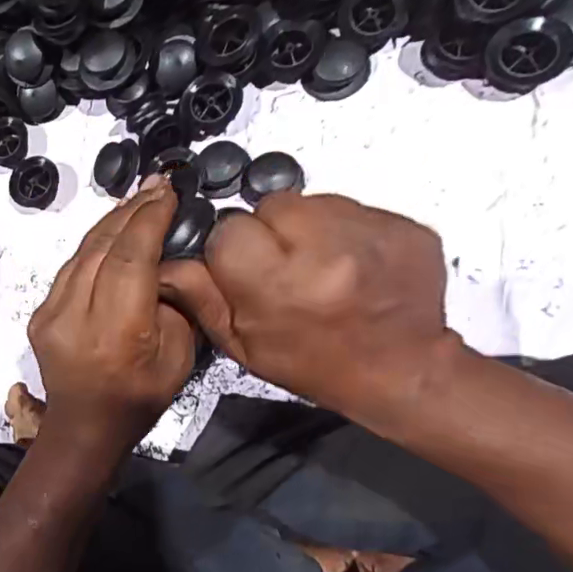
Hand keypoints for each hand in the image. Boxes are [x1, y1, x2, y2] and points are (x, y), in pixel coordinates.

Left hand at [28, 176, 195, 452]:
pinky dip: (93, 243)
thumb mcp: (178, 358)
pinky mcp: (40, 314)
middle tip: (156, 186)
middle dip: (132, 211)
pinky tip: (111, 231)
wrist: (85, 426)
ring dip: (111, 222)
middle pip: (102, 246)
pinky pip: (70, 267)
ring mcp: (51, 315)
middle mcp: (76, 319)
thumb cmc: (137, 398)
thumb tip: (165, 264)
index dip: (149, 219)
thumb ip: (174, 306)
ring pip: (82, 251)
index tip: (167, 193)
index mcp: (116, 334)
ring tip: (138, 201)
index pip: (130, 258)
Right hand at [160, 192, 457, 416]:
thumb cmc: (318, 365)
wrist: (399, 371)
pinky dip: (346, 230)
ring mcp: (370, 233)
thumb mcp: (245, 346)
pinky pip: (353, 207)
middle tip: (288, 270)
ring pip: (313, 200)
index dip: (231, 250)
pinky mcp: (402, 224)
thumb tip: (170, 265)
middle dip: (270, 232)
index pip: (229, 230)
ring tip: (322, 268)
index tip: (248, 273)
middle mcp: (326, 250)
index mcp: (279, 285)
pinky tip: (351, 264)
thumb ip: (203, 299)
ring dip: (309, 227)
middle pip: (270, 205)